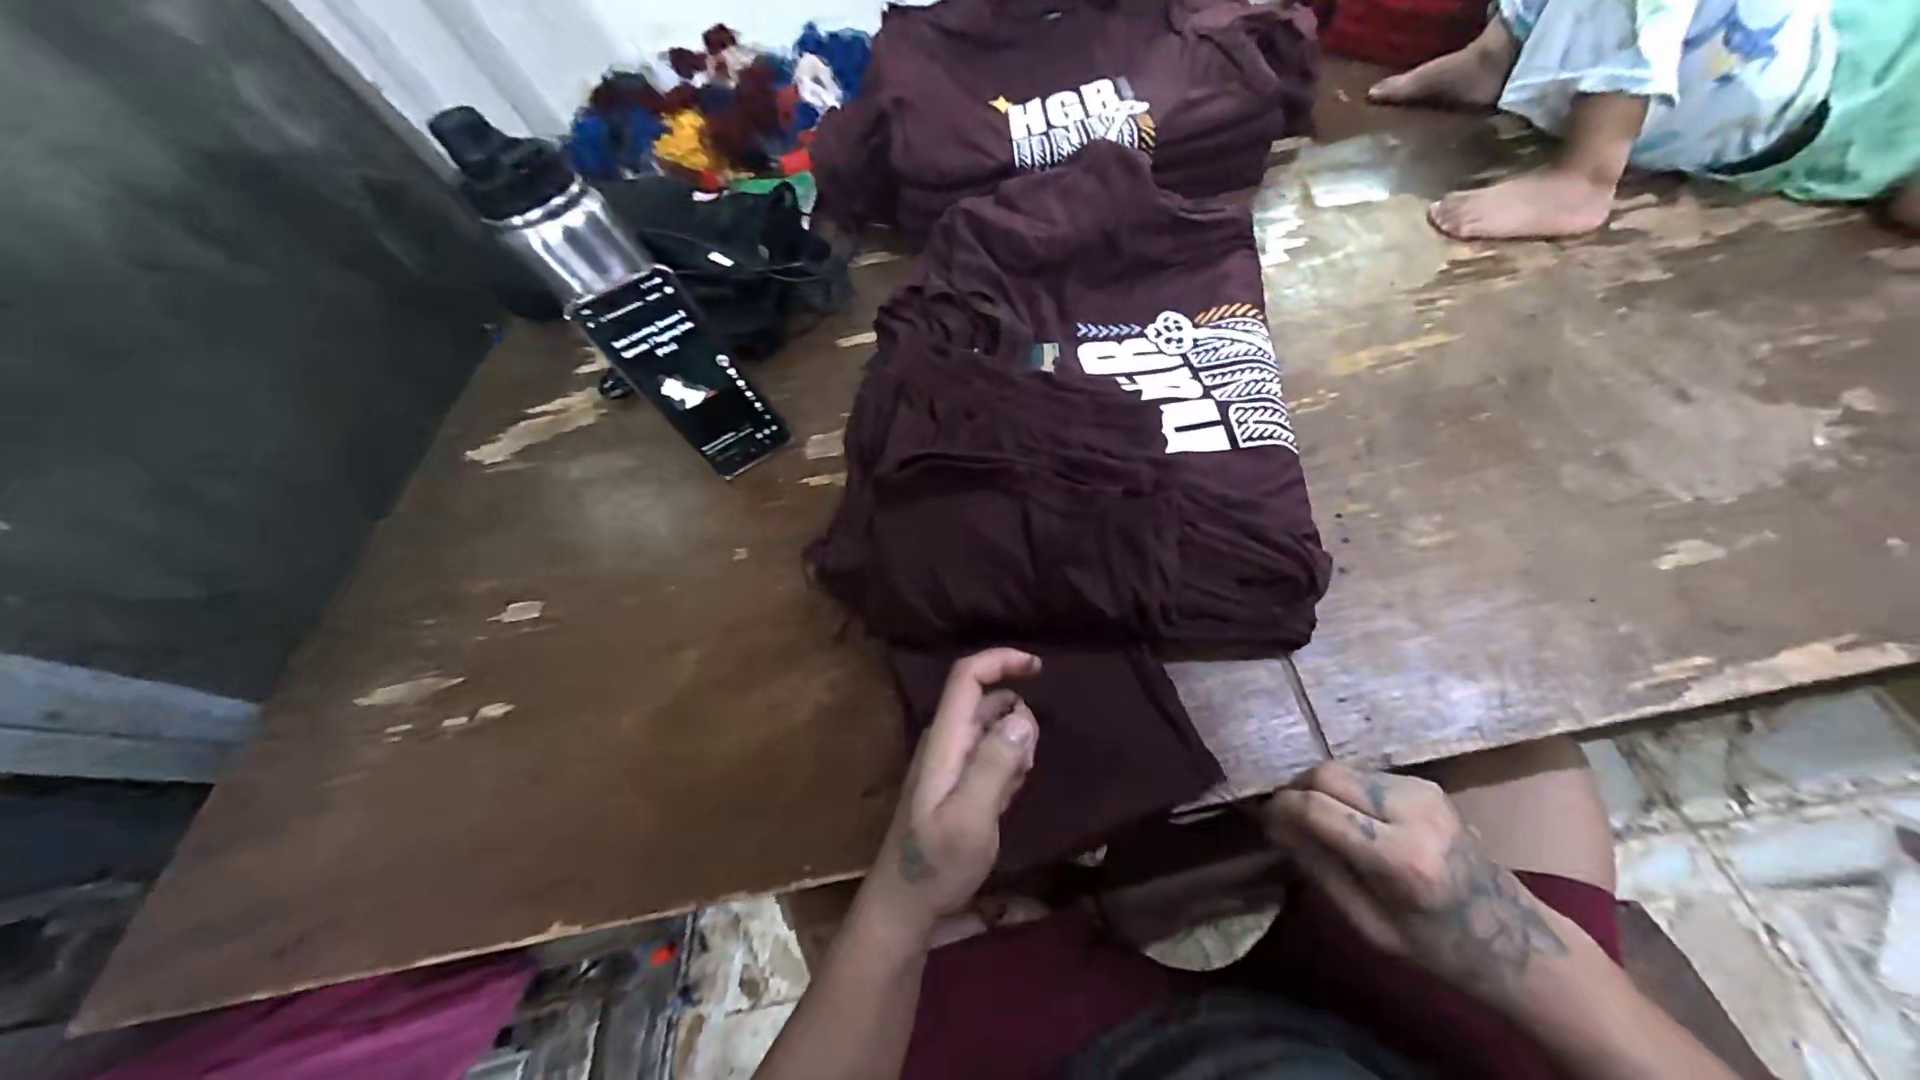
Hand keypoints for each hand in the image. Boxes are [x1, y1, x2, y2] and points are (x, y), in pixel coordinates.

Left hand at [860, 649, 1040, 935]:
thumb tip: (1023, 717)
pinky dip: (1009, 766)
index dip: (1001, 660)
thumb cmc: (935, 863)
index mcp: (945, 740)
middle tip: (1025, 766)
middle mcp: (947, 741)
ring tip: (1013, 790)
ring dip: (1016, 747)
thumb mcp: (971, 818)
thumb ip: (995, 765)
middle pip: (988, 700)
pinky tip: (1005, 801)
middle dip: (1018, 718)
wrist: (906, 904)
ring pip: (994, 727)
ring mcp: (952, 761)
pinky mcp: (959, 781)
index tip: (1039, 668)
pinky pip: (993, 754)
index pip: (967, 676)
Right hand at [1264, 763, 1567, 1002]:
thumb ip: (1317, 866)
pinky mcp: (1424, 783)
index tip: (1264, 817)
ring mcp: (1423, 792)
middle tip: (1286, 816)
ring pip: (1341, 769)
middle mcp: (1414, 813)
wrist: (1516, 938)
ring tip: (1319, 820)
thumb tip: (1273, 822)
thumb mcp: (1366, 923)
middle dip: (1296, 789)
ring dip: (1319, 789)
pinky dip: (1343, 790)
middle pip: (1326, 774)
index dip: (1281, 807)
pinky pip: (1362, 774)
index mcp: (1401, 859)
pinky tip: (1351, 817)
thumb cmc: (1436, 945)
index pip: (1317, 808)